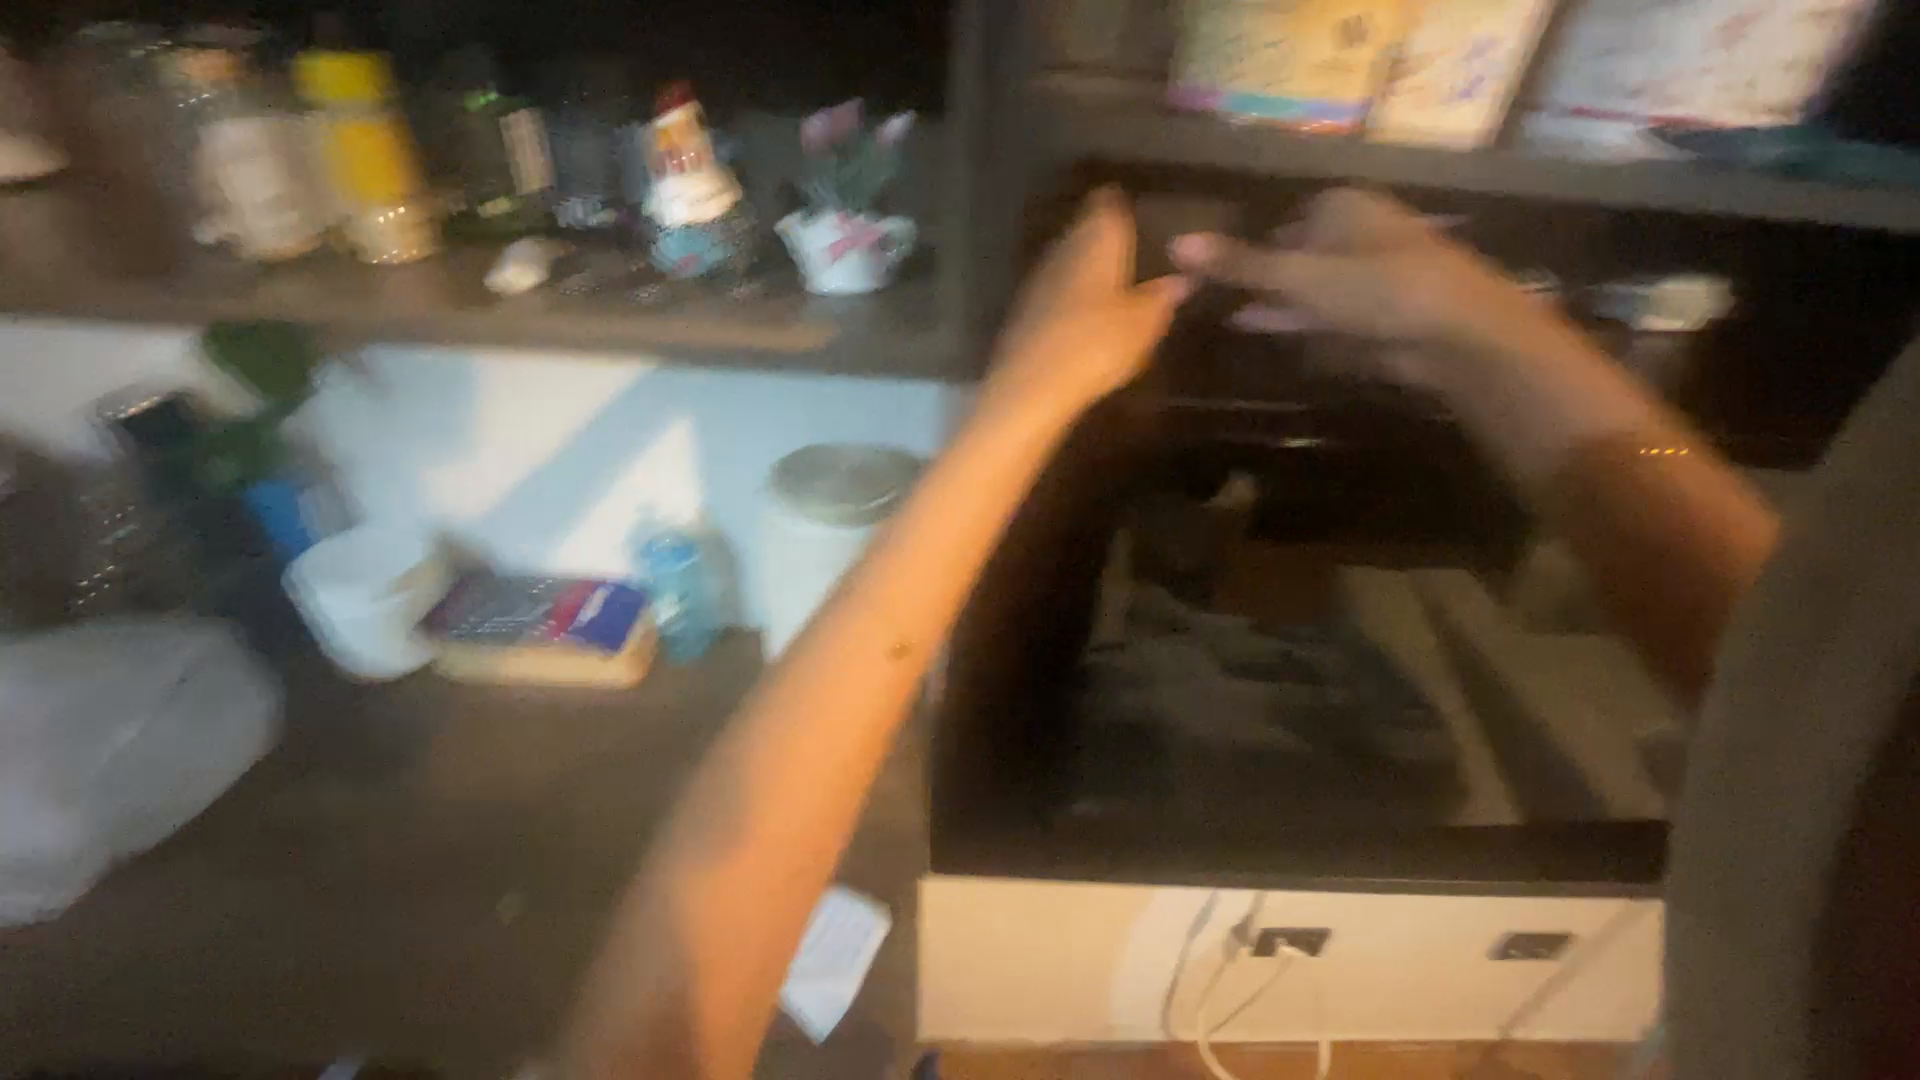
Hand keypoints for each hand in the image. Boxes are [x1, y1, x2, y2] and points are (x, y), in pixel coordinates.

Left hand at [982, 188, 1189, 421]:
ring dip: (1087, 273)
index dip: (1122, 206)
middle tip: (1133, 254)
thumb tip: (1180, 281)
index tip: (1140, 216)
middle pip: (1085, 232)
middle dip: (1106, 242)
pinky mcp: (1023, 313)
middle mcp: (1063, 249)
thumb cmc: (1096, 345)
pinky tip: (1083, 321)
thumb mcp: (1144, 325)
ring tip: (1113, 289)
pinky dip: (1069, 302)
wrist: (1030, 388)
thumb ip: (1162, 298)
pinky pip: (1054, 296)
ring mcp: (1038, 280)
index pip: (1107, 203)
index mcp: (1097, 240)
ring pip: (1068, 264)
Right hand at [1169, 188, 1552, 353]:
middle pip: (1290, 250)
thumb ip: (1239, 263)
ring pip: (1304, 283)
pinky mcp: (1372, 310)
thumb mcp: (1298, 275)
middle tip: (1206, 292)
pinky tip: (1255, 326)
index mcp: (1340, 206)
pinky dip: (1290, 318)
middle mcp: (1353, 231)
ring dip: (1268, 299)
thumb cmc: (1377, 288)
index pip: (1278, 217)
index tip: (1205, 266)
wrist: (1455, 332)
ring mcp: (1365, 272)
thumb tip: (1176, 243)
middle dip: (1254, 272)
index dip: (1242, 241)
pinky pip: (1319, 310)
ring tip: (1222, 313)